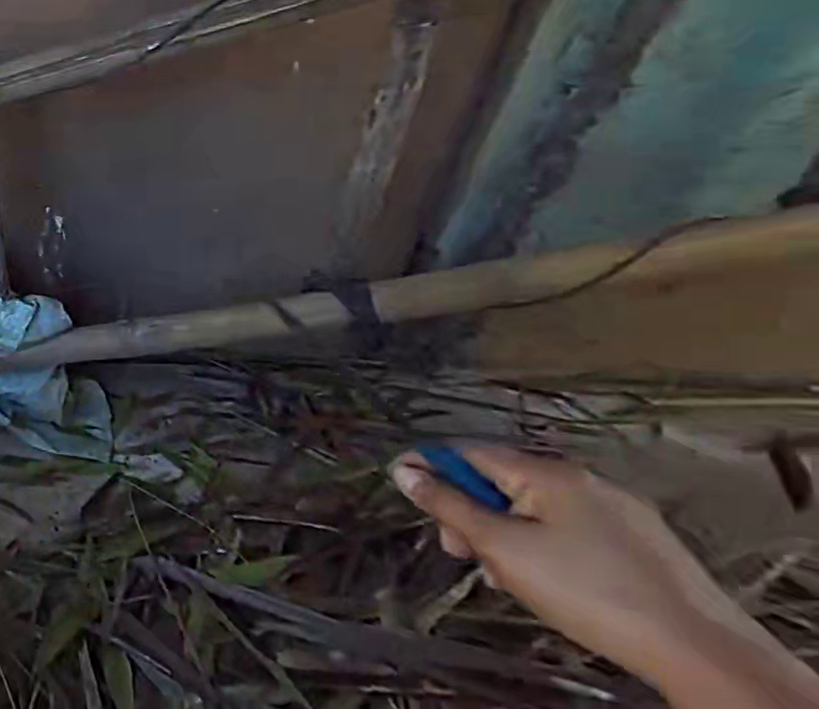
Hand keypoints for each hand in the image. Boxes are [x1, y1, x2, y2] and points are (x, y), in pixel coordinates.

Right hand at [391, 446, 815, 703]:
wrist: (707, 655)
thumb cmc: (587, 590)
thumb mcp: (501, 547)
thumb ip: (448, 504)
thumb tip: (402, 471)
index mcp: (547, 472)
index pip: (466, 451)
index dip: (427, 464)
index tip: (399, 484)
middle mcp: (583, 480)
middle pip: (500, 481)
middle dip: (469, 511)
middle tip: (457, 549)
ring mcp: (620, 511)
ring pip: (534, 508)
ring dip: (503, 532)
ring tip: (503, 574)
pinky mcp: (644, 544)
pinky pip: (570, 528)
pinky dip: (541, 544)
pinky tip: (545, 579)